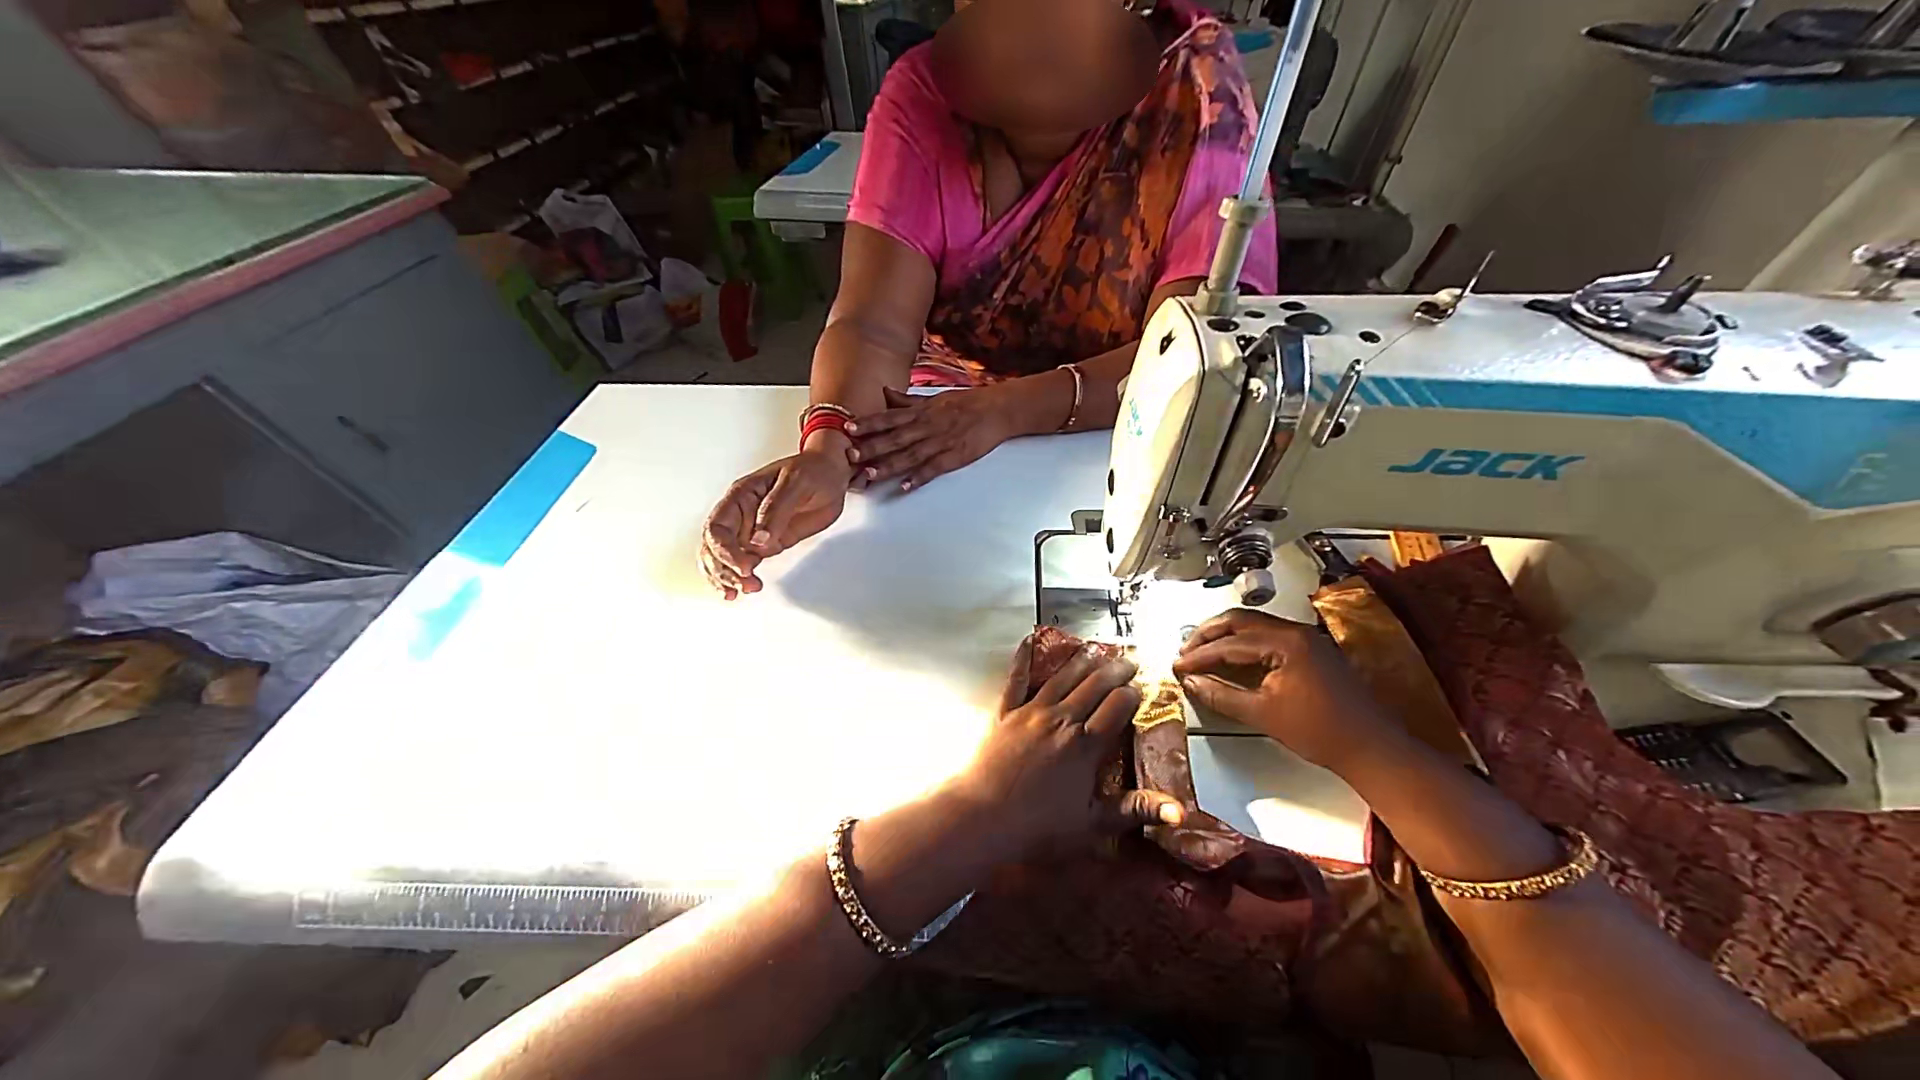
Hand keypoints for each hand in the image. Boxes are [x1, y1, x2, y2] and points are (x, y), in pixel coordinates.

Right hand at [698, 443, 852, 599]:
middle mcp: (741, 515)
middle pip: (714, 547)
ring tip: (743, 590)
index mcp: (741, 496)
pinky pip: (744, 562)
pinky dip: (739, 577)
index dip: (726, 551)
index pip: (718, 528)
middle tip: (745, 584)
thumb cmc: (813, 470)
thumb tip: (758, 541)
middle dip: (724, 569)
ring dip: (727, 577)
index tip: (745, 566)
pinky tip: (742, 589)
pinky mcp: (767, 543)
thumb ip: (777, 510)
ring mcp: (752, 531)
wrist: (832, 474)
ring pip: (723, 558)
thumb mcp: (797, 483)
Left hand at [847, 386, 1018, 491]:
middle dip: (872, 447)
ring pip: (911, 455)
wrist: (998, 409)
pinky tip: (905, 486)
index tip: (848, 428)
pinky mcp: (955, 456)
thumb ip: (907, 401)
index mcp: (922, 412)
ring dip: (890, 466)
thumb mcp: (934, 398)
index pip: (889, 418)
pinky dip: (919, 477)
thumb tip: (885, 393)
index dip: (869, 424)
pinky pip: (934, 468)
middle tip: (851, 456)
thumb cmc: (966, 403)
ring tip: (870, 475)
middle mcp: (928, 426)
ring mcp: (941, 442)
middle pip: (895, 438)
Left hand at [950, 637, 1183, 852]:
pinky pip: (1017, 679)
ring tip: (1096, 649)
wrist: (983, 817)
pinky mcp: (1005, 712)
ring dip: (1082, 661)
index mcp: (1085, 746)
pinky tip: (1029, 641)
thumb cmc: (1038, 827)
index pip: (1116, 708)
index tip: (1139, 689)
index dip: (1131, 695)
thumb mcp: (1093, 825)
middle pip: (1094, 686)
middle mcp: (1062, 720)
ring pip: (1063, 678)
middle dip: (1115, 671)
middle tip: (1127, 661)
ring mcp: (1032, 712)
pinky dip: (1024, 658)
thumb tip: (1179, 811)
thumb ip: (1135, 810)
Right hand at [1172, 609, 1404, 770]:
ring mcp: (1305, 639)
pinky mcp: (1310, 650)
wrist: (1371, 747)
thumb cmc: (1319, 731)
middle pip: (1239, 621)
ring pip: (1253, 626)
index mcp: (1285, 642)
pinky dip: (1243, 644)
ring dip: (1225, 638)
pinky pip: (1267, 636)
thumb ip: (1221, 695)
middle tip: (1185, 653)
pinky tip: (1230, 659)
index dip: (1199, 654)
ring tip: (1201, 654)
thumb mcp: (1262, 714)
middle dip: (1208, 635)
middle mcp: (1295, 631)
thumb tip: (1190, 682)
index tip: (1177, 666)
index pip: (1230, 642)